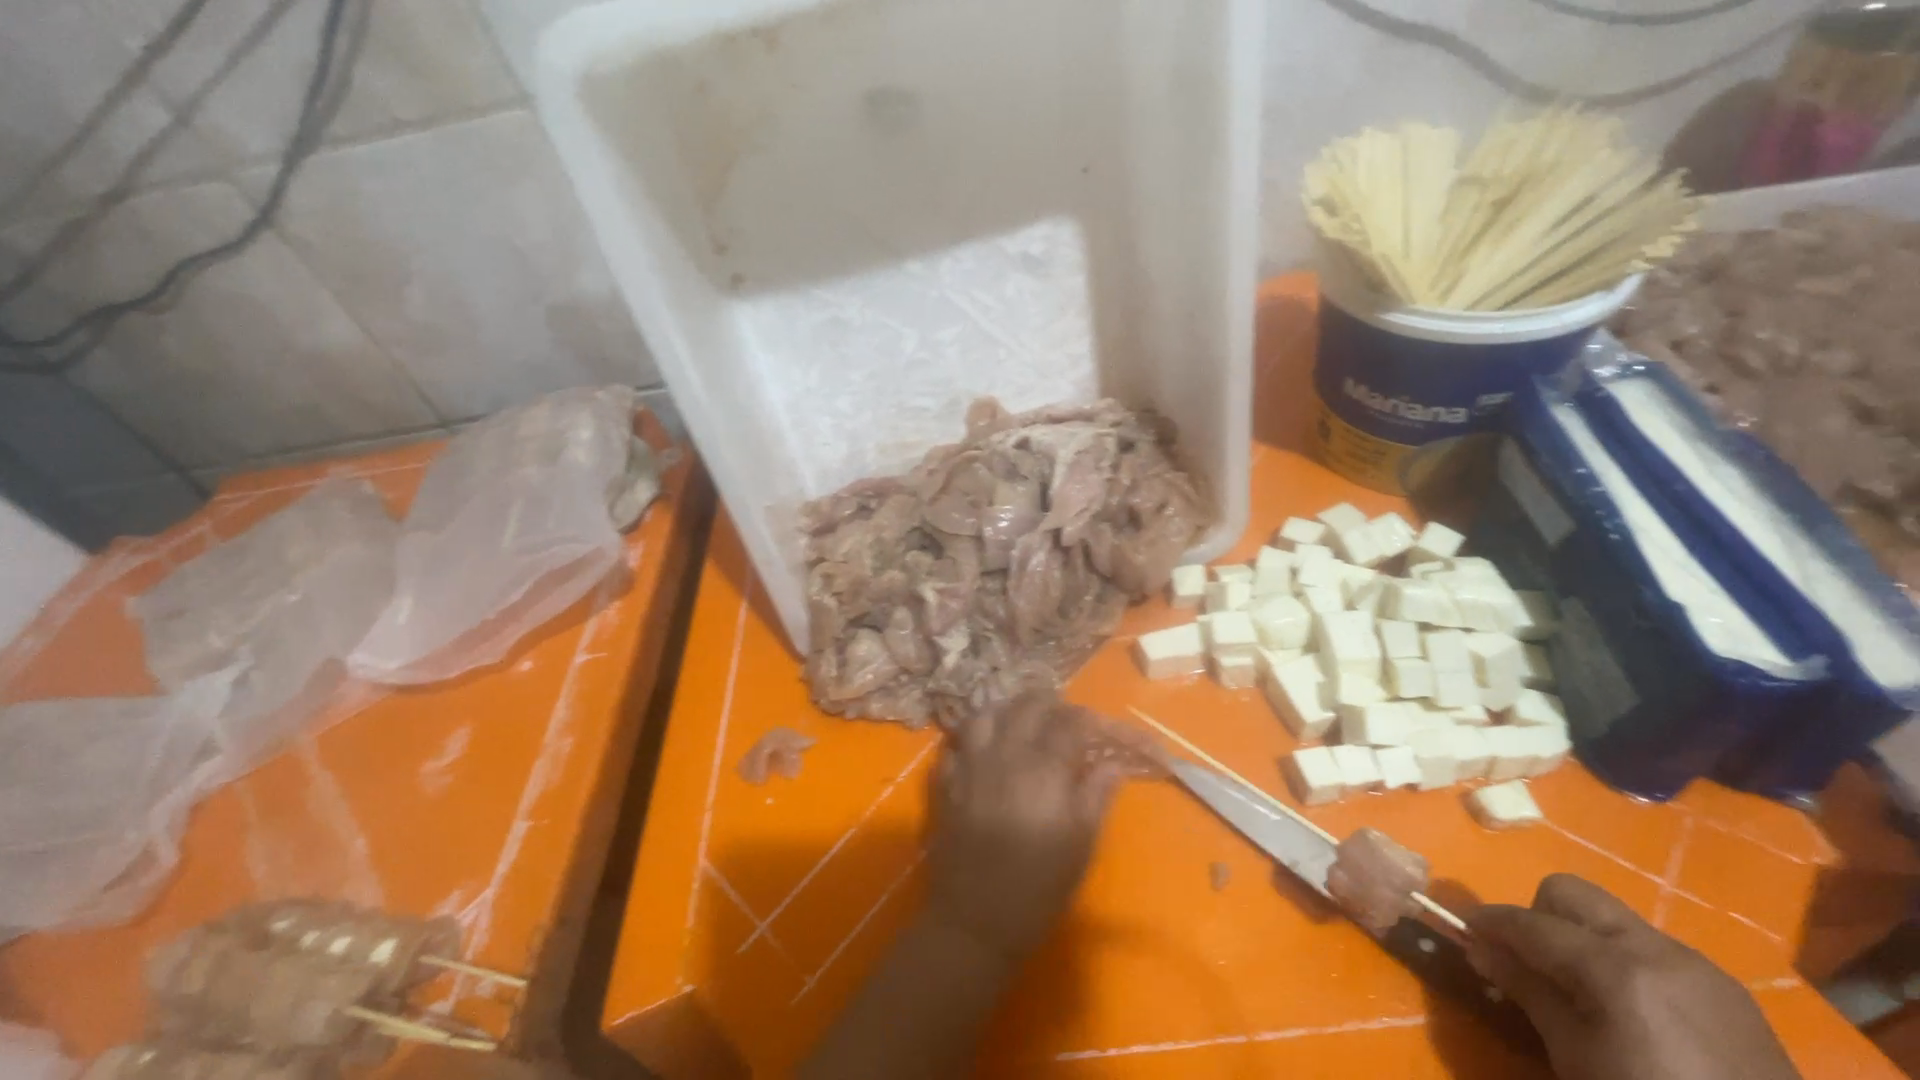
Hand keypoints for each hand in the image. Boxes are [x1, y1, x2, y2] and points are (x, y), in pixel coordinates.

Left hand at [926, 691, 1121, 958]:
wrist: (975, 921)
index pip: (1070, 722)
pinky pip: (956, 744)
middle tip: (1063, 722)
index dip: (1089, 721)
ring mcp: (969, 765)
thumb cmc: (1039, 887)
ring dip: (1007, 712)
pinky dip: (971, 739)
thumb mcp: (1081, 844)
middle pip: (1026, 706)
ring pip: (985, 714)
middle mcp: (1004, 754)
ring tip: (1021, 726)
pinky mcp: (945, 782)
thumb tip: (1111, 763)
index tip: (1100, 731)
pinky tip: (983, 752)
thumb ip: (1095, 795)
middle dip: (1049, 706)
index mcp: (1044, 768)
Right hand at [1468, 874, 1799, 1079]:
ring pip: (1613, 920)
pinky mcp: (1726, 987)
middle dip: (1537, 915)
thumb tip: (1481, 949)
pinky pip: (1653, 951)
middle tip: (1526, 960)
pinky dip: (1623, 963)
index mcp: (1617, 967)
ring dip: (1581, 939)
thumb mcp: (1575, 1058)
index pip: (1531, 922)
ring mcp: (1698, 964)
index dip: (1489, 922)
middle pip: (1572, 893)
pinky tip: (1630, 1011)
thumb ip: (1528, 993)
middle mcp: (1657, 947)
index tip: (1463, 930)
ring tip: (1578, 991)